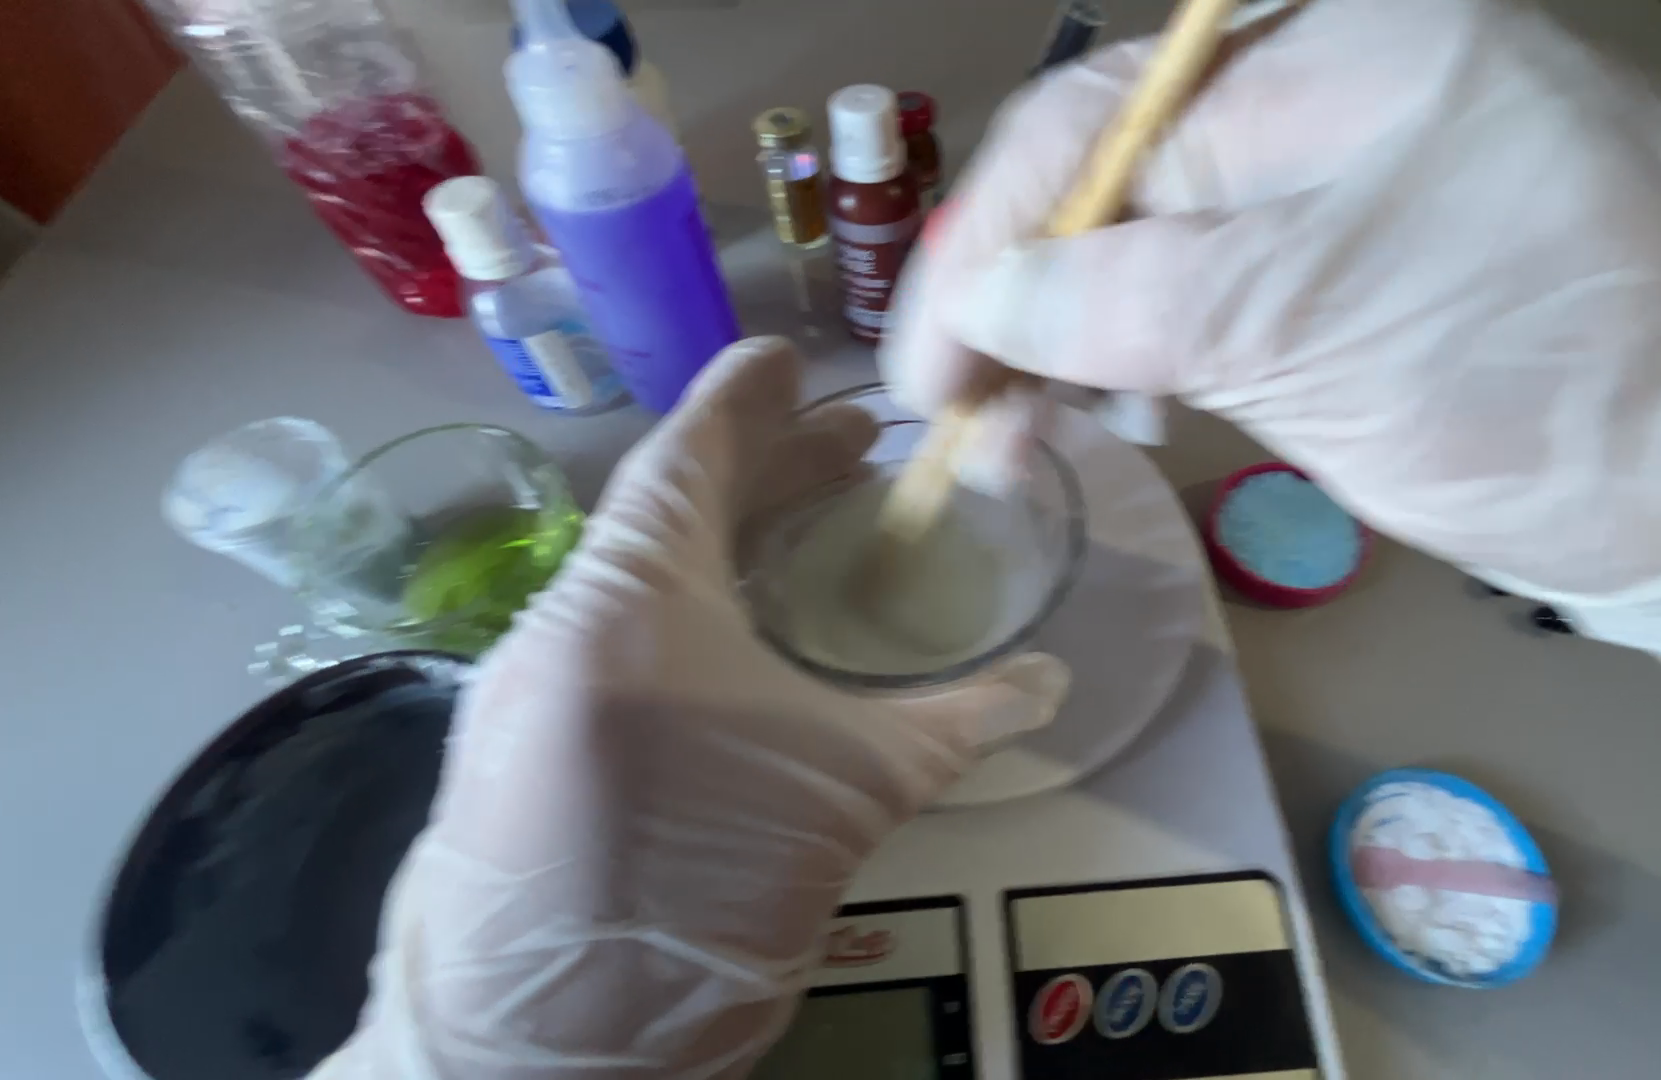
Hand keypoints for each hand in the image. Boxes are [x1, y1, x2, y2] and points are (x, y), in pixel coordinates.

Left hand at [316, 338, 1068, 1079]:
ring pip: (655, 567)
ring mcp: (542, 678)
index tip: (783, 355)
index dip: (740, 400)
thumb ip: (954, 726)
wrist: (551, 1056)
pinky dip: (702, 594)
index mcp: (633, 611)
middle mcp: (573, 625)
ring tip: (819, 506)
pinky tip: (756, 613)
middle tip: (848, 438)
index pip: (685, 463)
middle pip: (679, 507)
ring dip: (739, 530)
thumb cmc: (701, 898)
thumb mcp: (846, 795)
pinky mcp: (538, 732)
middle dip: (767, 462)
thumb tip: (1052, 683)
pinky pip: (630, 624)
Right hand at [884, 0, 1660, 735]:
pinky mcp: (1285, 309)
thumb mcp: (1321, 313)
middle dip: (999, 318)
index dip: (978, 254)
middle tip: (949, 424)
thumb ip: (1132, 301)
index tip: (922, 373)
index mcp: (1301, 66)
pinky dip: (1099, 381)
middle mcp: (1279, 125)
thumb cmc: (1549, 366)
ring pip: (1107, 274)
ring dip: (1038, 360)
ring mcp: (1279, 223)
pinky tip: (1080, 426)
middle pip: (1080, 206)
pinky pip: (1153, 327)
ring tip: (1007, 446)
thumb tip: (985, 306)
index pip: (1080, 135)